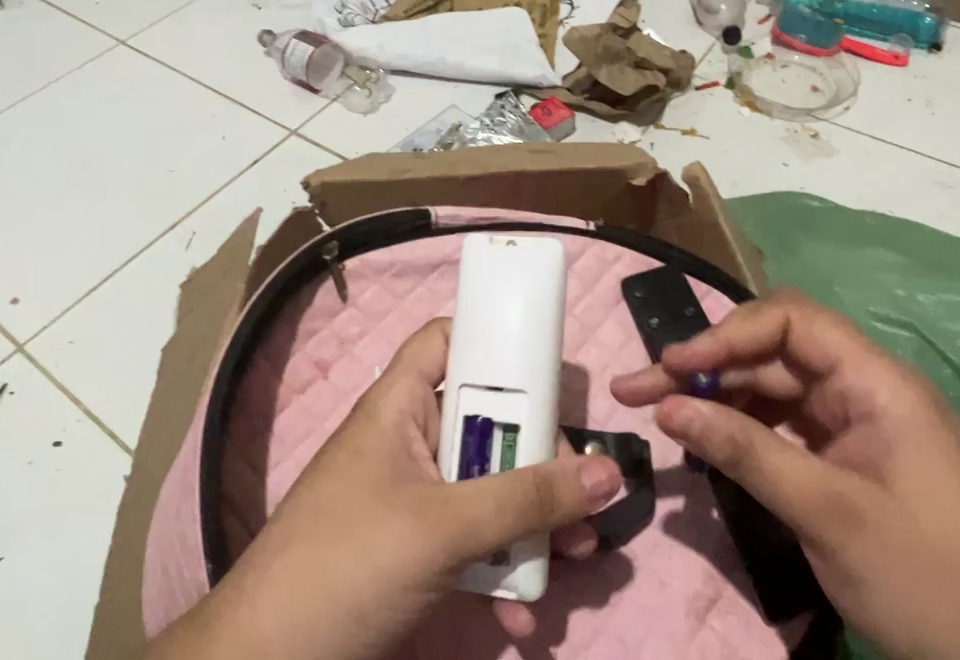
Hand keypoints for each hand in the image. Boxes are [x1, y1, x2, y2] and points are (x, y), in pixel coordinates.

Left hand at [162, 319, 624, 659]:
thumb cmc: (348, 563)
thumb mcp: (443, 526)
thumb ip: (526, 499)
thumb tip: (611, 473)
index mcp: (399, 407)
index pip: (446, 342)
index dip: (495, 343)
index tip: (552, 377)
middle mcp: (408, 443)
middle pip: (487, 424)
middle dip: (541, 462)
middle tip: (583, 495)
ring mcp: (412, 501)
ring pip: (488, 490)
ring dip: (533, 526)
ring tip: (576, 559)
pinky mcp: (417, 554)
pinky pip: (474, 545)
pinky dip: (503, 573)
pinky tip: (525, 616)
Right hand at [610, 289, 959, 659]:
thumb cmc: (931, 579)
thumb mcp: (830, 514)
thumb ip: (746, 452)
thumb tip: (669, 407)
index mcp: (876, 383)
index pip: (790, 322)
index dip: (725, 335)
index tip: (674, 368)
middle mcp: (863, 389)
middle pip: (771, 352)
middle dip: (704, 365)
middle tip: (636, 390)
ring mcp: (856, 423)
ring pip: (770, 387)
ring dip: (714, 396)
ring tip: (655, 412)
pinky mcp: (847, 457)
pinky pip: (782, 425)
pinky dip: (740, 429)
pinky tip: (703, 441)